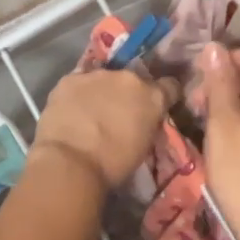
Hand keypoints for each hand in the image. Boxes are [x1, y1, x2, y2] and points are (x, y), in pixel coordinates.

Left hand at [34, 69, 176, 189]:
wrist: (71, 162)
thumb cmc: (113, 164)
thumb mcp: (143, 146)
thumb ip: (146, 124)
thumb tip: (141, 119)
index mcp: (153, 97)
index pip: (169, 86)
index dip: (163, 95)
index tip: (155, 107)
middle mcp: (128, 78)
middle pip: (132, 81)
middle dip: (127, 94)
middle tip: (117, 114)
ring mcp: (97, 75)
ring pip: (103, 79)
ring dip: (100, 92)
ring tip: (89, 113)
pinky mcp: (69, 79)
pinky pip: (78, 83)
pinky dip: (76, 95)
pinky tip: (70, 111)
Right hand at [197, 44, 239, 239]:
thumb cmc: (238, 167)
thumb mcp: (222, 120)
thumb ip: (219, 82)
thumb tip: (215, 47)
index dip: (233, 57)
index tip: (204, 74)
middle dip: (226, 79)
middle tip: (197, 99)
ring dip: (228, 100)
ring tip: (202, 117)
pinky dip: (237, 118)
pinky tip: (217, 135)